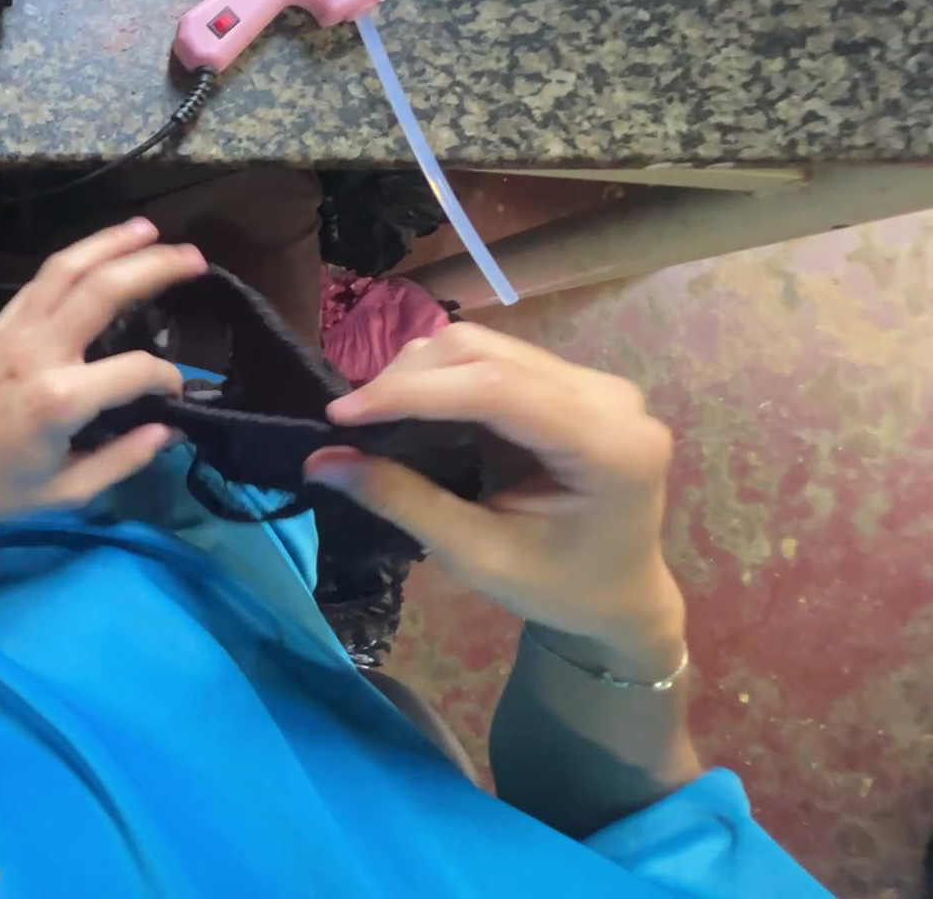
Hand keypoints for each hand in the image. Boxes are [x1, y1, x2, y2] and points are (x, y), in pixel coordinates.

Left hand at [0, 219, 206, 552]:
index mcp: (61, 400)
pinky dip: (72, 262)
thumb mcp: (68, 490)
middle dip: (155, 266)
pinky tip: (95, 257)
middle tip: (195, 257)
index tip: (176, 390)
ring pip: (65, 269)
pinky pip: (38, 282)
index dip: (168, 378)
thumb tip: (169, 429)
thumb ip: (124, 459)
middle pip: (104, 289)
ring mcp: (11, 332)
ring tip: (148, 229)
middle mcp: (38, 352)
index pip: (137, 369)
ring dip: (110, 243)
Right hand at [304, 323, 684, 678]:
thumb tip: (319, 460)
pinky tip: (409, 405)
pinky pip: (482, 355)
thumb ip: (399, 500)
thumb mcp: (472, 555)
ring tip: (376, 413)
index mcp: (608, 448)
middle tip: (351, 421)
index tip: (339, 415)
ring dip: (412, 372)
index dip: (409, 393)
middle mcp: (606, 398)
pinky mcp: (563, 380)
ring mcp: (588, 382)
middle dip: (402, 379)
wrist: (618, 593)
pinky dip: (431, 374)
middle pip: (479, 352)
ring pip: (474, 344)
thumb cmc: (555, 585)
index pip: (494, 389)